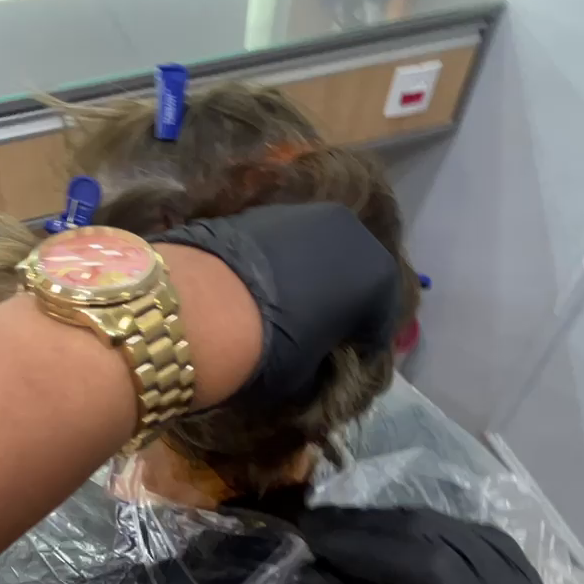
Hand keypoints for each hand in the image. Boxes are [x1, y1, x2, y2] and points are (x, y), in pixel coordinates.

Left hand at [151, 202, 402, 406]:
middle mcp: (352, 233)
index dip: (360, 347)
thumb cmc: (272, 348)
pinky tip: (257, 287)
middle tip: (314, 331)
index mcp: (377, 277)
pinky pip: (283, 243)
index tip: (340, 363)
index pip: (379, 321)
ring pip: (318, 251)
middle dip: (338, 301)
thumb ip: (322, 364)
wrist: (204, 306)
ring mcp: (306, 212)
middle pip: (352, 274)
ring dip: (308, 277)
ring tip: (283, 307)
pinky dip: (278, 263)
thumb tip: (316, 363)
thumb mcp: (306, 376)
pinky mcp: (263, 207)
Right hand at [274, 502, 582, 583]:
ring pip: (425, 517)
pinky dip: (400, 524)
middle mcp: (488, 561)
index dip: (353, 542)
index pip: (404, 555)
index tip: (308, 536)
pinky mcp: (497, 540)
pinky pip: (439, 522)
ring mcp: (496, 545)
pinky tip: (374, 530)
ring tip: (333, 525)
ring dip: (375, 519)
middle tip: (311, 526)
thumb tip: (315, 576)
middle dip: (356, 523)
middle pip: (413, 526)